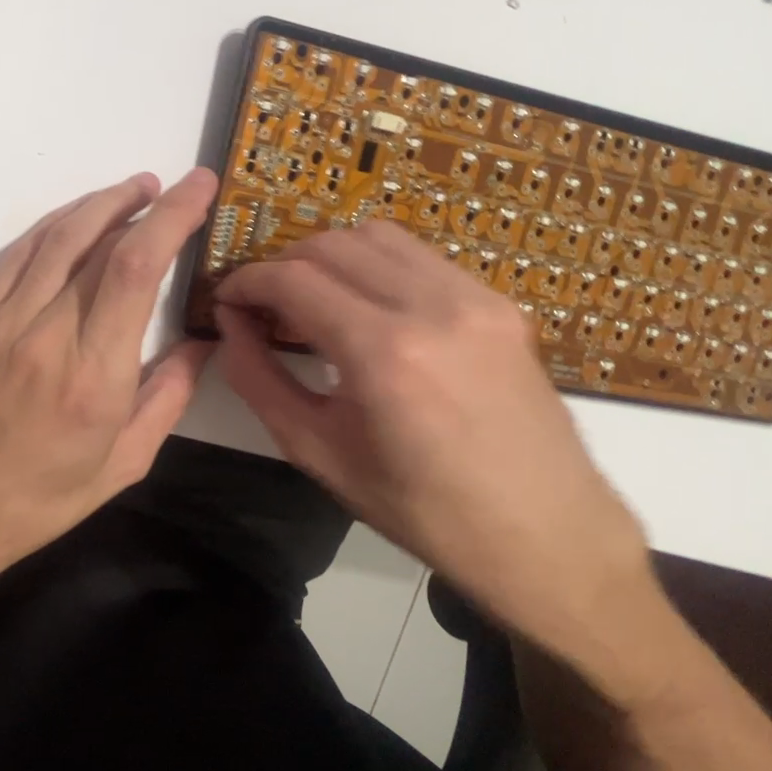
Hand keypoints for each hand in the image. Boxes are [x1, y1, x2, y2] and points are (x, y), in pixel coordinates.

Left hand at [0, 168, 219, 596]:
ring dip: (92, 205)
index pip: (135, 268)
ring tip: (126, 193)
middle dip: (136, 202)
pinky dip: (46, 229)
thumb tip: (202, 339)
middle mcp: (43, 336)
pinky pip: (10, 258)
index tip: (199, 186)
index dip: (171, 216)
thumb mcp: (125, 461)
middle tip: (165, 186)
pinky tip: (69, 224)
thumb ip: (169, 394)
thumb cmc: (45, 495)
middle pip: (93, 242)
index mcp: (92, 375)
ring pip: (49, 239)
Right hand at [213, 219, 651, 653]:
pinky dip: (376, 265)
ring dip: (329, 257)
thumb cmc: (419, 508)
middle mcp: (432, 308)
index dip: (246, 282)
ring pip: (377, 235)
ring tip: (312, 301)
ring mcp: (476, 298)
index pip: (293, 279)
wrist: (545, 535)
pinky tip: (367, 308)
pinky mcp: (501, 304)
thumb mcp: (316, 451)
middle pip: (331, 244)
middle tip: (263, 307)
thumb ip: (258, 378)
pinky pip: (420, 256)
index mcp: (384, 354)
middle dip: (282, 266)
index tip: (226, 301)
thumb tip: (227, 323)